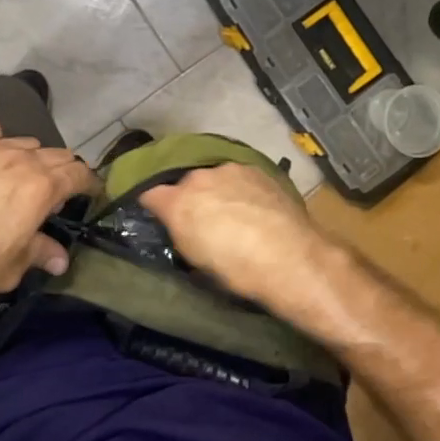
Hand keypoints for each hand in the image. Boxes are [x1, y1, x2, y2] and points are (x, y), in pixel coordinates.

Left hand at [0, 121, 98, 293]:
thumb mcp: (10, 267)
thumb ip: (40, 255)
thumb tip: (61, 260)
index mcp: (42, 186)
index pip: (80, 174)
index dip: (91, 183)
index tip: (93, 192)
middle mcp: (23, 157)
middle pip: (57, 154)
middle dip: (63, 170)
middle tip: (58, 190)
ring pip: (25, 141)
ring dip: (31, 156)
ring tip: (22, 174)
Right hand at [139, 163, 333, 306]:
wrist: (289, 257)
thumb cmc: (237, 271)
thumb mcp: (197, 262)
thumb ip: (182, 235)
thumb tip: (182, 228)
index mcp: (178, 203)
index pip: (150, 194)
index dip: (153, 204)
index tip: (157, 214)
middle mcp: (199, 178)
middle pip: (186, 183)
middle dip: (191, 198)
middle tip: (203, 219)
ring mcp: (230, 169)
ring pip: (215, 177)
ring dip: (218, 190)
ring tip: (234, 211)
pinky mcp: (256, 169)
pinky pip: (240, 176)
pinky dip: (241, 188)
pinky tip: (255, 205)